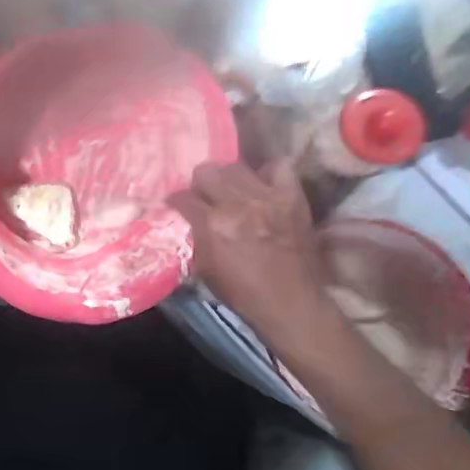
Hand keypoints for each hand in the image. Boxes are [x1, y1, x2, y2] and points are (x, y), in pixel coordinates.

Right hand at [170, 161, 329, 337]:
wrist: (291, 303)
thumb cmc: (244, 294)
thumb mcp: (206, 271)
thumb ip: (194, 239)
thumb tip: (185, 221)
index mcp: (212, 225)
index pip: (182, 197)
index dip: (177, 201)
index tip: (179, 205)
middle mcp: (237, 204)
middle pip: (207, 172)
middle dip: (201, 185)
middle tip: (207, 197)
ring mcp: (267, 197)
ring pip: (236, 167)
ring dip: (230, 180)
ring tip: (235, 192)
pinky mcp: (292, 196)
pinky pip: (278, 166)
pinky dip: (269, 174)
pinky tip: (265, 187)